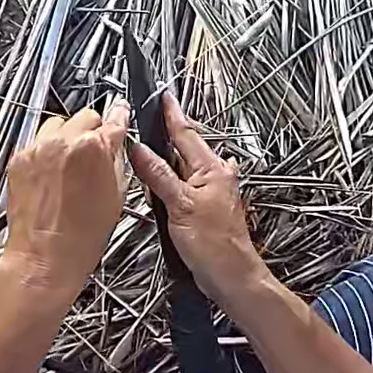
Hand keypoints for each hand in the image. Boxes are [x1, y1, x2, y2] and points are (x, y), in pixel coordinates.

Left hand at [0, 102, 130, 313]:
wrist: (44, 258)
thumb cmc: (80, 237)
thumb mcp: (117, 194)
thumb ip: (117, 158)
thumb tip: (116, 142)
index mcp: (93, 147)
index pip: (114, 119)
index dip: (120, 118)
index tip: (120, 115)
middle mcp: (62, 142)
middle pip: (85, 116)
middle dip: (93, 130)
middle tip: (96, 153)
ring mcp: (38, 149)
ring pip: (58, 124)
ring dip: (68, 136)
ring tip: (72, 163)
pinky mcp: (20, 159)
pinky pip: (38, 141)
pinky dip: (47, 150)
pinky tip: (55, 173)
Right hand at [127, 94, 271, 305]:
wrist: (232, 277)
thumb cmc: (214, 246)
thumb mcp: (179, 205)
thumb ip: (158, 175)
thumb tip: (139, 149)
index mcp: (212, 169)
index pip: (186, 132)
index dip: (172, 113)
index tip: (164, 96)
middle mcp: (216, 175)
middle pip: (183, 148)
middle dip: (163, 141)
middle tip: (143, 133)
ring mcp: (212, 190)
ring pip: (183, 168)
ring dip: (166, 166)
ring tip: (148, 169)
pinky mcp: (206, 206)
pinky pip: (184, 185)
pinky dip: (170, 184)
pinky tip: (160, 194)